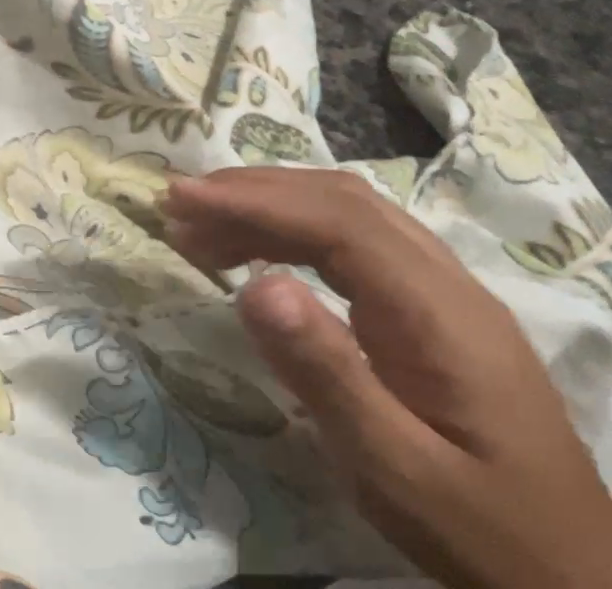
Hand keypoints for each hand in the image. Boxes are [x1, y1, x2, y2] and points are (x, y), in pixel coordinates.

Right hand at [164, 167, 611, 588]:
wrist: (568, 572)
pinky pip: (355, 246)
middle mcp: (451, 291)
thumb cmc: (474, 524)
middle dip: (253, 191)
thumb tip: (256, 285)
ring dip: (268, 208)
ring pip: (351, 216)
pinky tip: (251, 257)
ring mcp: (445, 300)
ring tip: (195, 230)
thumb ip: (326, 373)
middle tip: (175, 205)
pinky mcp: (429, 316)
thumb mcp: (391, 465)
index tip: (178, 199)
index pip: (341, 224)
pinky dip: (290, 233)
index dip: (254, 201)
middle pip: (347, 203)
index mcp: (443, 319)